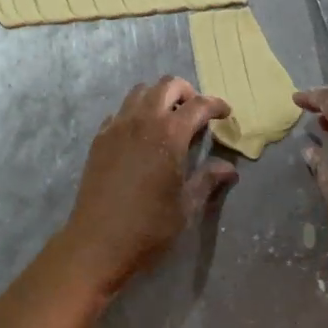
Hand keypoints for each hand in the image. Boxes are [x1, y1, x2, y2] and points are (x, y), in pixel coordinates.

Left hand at [56, 76, 236, 292]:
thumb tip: (229, 168)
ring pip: (141, 91)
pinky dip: (135, 112)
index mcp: (170, 134)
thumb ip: (208, 179)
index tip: (225, 112)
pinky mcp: (100, 136)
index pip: (199, 105)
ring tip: (168, 118)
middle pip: (168, 85)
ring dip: (158, 96)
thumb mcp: (186, 206)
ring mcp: (118, 125)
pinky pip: (121, 111)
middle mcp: (144, 119)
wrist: (98, 242)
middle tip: (195, 111)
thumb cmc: (149, 227)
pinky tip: (140, 135)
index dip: (216, 105)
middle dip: (186, 92)